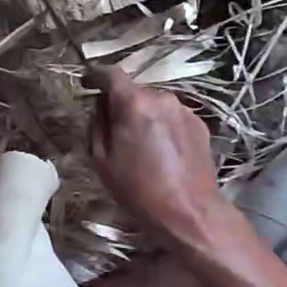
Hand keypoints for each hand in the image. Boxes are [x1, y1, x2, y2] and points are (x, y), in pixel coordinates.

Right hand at [87, 66, 226, 246]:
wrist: (190, 212)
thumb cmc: (139, 191)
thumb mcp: (102, 161)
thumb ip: (98, 124)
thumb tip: (101, 105)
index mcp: (134, 103)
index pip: (111, 74)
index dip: (95, 75)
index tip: (86, 83)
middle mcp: (162, 98)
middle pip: (135, 92)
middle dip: (122, 106)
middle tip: (114, 131)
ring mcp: (184, 110)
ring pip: (155, 105)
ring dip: (144, 117)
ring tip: (141, 147)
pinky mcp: (199, 124)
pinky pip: (172, 118)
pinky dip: (162, 127)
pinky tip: (162, 153)